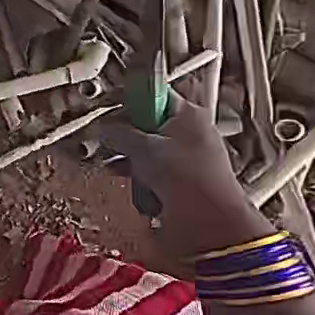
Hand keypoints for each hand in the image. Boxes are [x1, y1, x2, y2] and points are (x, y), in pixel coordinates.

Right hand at [91, 94, 275, 255]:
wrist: (211, 221)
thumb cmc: (187, 178)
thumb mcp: (144, 149)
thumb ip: (119, 134)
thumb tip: (103, 127)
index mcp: (188, 114)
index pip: (153, 93)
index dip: (128, 98)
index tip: (108, 106)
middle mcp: (189, 130)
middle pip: (146, 121)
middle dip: (124, 131)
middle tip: (106, 137)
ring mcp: (185, 154)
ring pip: (146, 146)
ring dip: (127, 154)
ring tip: (111, 160)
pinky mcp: (180, 176)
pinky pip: (152, 166)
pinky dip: (136, 170)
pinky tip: (122, 175)